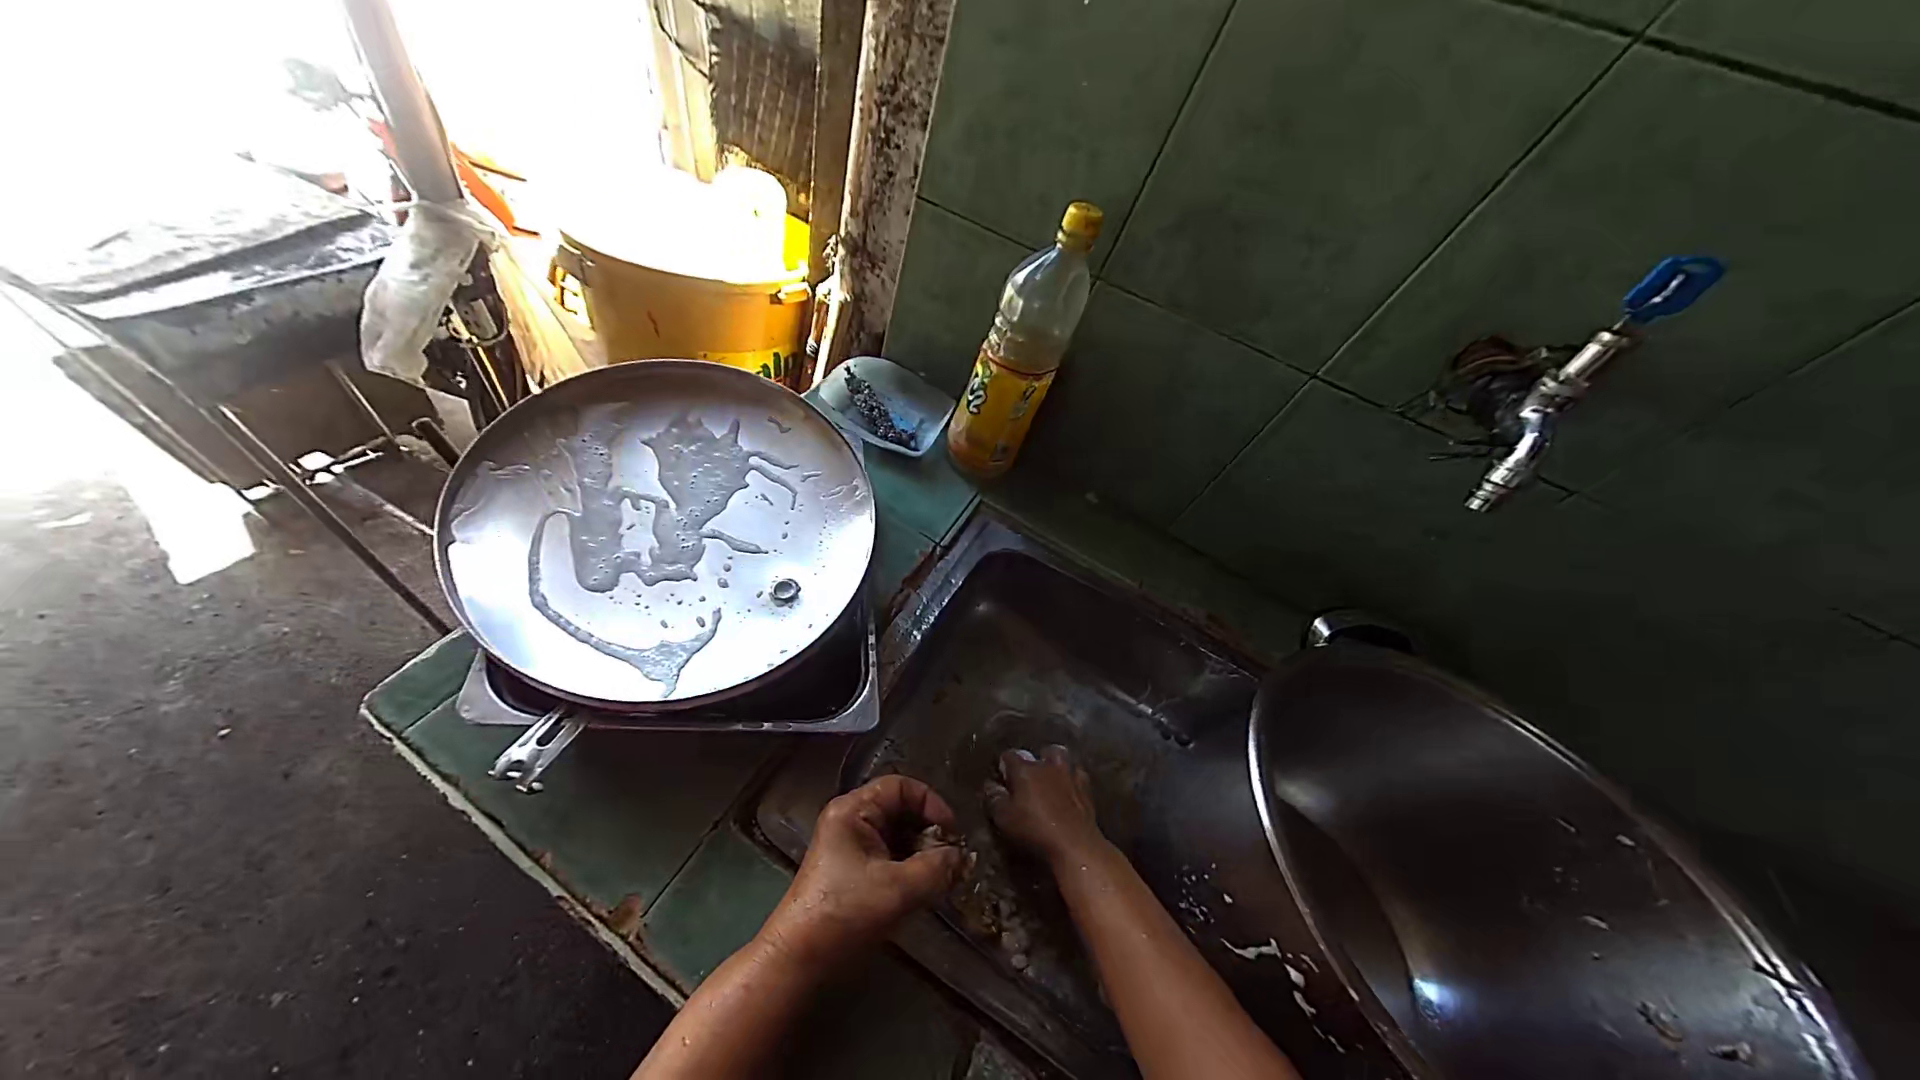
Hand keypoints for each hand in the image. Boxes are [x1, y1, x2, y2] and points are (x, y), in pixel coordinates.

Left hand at [759, 775, 963, 966]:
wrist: (798, 962)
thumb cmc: (844, 914)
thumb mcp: (898, 889)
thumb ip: (937, 869)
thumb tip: (963, 858)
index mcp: (853, 810)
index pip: (901, 786)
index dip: (932, 803)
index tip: (952, 833)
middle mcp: (850, 821)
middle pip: (901, 810)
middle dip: (929, 831)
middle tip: (950, 859)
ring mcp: (850, 847)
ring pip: (898, 835)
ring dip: (922, 853)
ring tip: (941, 877)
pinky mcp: (852, 872)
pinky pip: (890, 857)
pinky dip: (910, 868)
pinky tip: (924, 889)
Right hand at [986, 745, 1108, 866]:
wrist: (1075, 844)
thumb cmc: (1034, 831)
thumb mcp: (1004, 819)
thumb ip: (995, 799)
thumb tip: (991, 786)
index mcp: (1024, 770)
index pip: (1009, 756)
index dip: (1003, 765)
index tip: (1001, 777)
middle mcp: (1047, 765)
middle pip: (1037, 753)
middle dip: (1031, 762)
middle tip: (1026, 777)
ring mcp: (1069, 774)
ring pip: (1060, 757)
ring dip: (1053, 764)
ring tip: (1049, 777)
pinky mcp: (1086, 788)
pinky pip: (1077, 774)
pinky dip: (1071, 778)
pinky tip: (1068, 788)